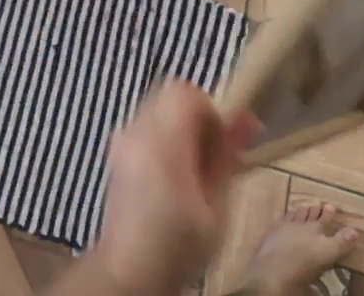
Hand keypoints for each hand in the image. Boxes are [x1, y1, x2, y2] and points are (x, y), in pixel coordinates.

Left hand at [83, 80, 260, 294]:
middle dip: (198, 113)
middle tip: (214, 150)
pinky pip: (147, 121)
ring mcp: (123, 137)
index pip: (187, 93)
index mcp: (163, 143)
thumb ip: (228, 157)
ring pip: (159, 104)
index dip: (213, 109)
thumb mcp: (217, 207)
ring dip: (181, 122)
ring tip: (195, 163)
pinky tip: (174, 169)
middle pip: (172, 93)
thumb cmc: (180, 245)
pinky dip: (165, 132)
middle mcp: (137, 130)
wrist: (130, 270)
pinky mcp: (116, 149)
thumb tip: (246, 120)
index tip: (228, 138)